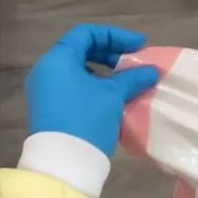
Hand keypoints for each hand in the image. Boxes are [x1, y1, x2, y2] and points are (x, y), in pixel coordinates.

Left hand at [25, 24, 160, 154]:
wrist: (63, 164)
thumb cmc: (87, 120)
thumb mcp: (113, 96)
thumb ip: (133, 78)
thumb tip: (152, 71)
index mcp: (58, 59)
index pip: (87, 33)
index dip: (116, 36)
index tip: (140, 46)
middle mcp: (46, 70)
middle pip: (81, 50)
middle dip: (111, 54)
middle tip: (134, 63)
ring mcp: (45, 91)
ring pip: (78, 71)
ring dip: (104, 73)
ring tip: (127, 82)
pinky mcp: (49, 109)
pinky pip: (73, 88)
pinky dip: (94, 87)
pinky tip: (113, 99)